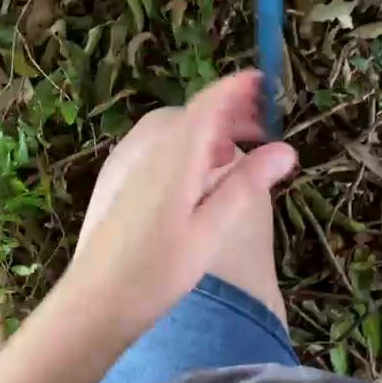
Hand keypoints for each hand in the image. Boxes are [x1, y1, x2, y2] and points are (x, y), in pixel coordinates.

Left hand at [51, 71, 296, 332]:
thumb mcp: (211, 230)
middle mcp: (154, 153)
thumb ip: (246, 185)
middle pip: (195, 115)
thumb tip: (286, 149)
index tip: (266, 80)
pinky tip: (209, 172)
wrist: (95, 302)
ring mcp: (138, 169)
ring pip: (181, 133)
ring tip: (246, 146)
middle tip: (268, 122)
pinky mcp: (132, 187)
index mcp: (175, 158)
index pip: (209, 106)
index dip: (237, 88)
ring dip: (215, 129)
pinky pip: (169, 150)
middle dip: (231, 110)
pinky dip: (197, 148)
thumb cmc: (157, 271)